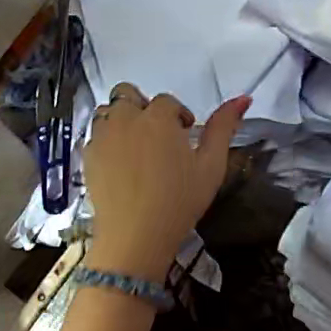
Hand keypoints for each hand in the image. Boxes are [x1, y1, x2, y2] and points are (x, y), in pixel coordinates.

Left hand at [83, 84, 247, 279]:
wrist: (135, 236)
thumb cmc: (178, 202)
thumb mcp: (211, 166)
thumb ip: (224, 128)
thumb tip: (242, 99)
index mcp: (158, 117)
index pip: (168, 101)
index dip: (178, 115)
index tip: (183, 134)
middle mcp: (126, 119)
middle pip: (128, 94)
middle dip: (142, 107)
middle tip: (156, 134)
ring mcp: (102, 137)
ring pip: (107, 111)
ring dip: (121, 119)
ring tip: (136, 146)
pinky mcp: (87, 156)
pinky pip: (94, 135)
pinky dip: (106, 140)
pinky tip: (119, 163)